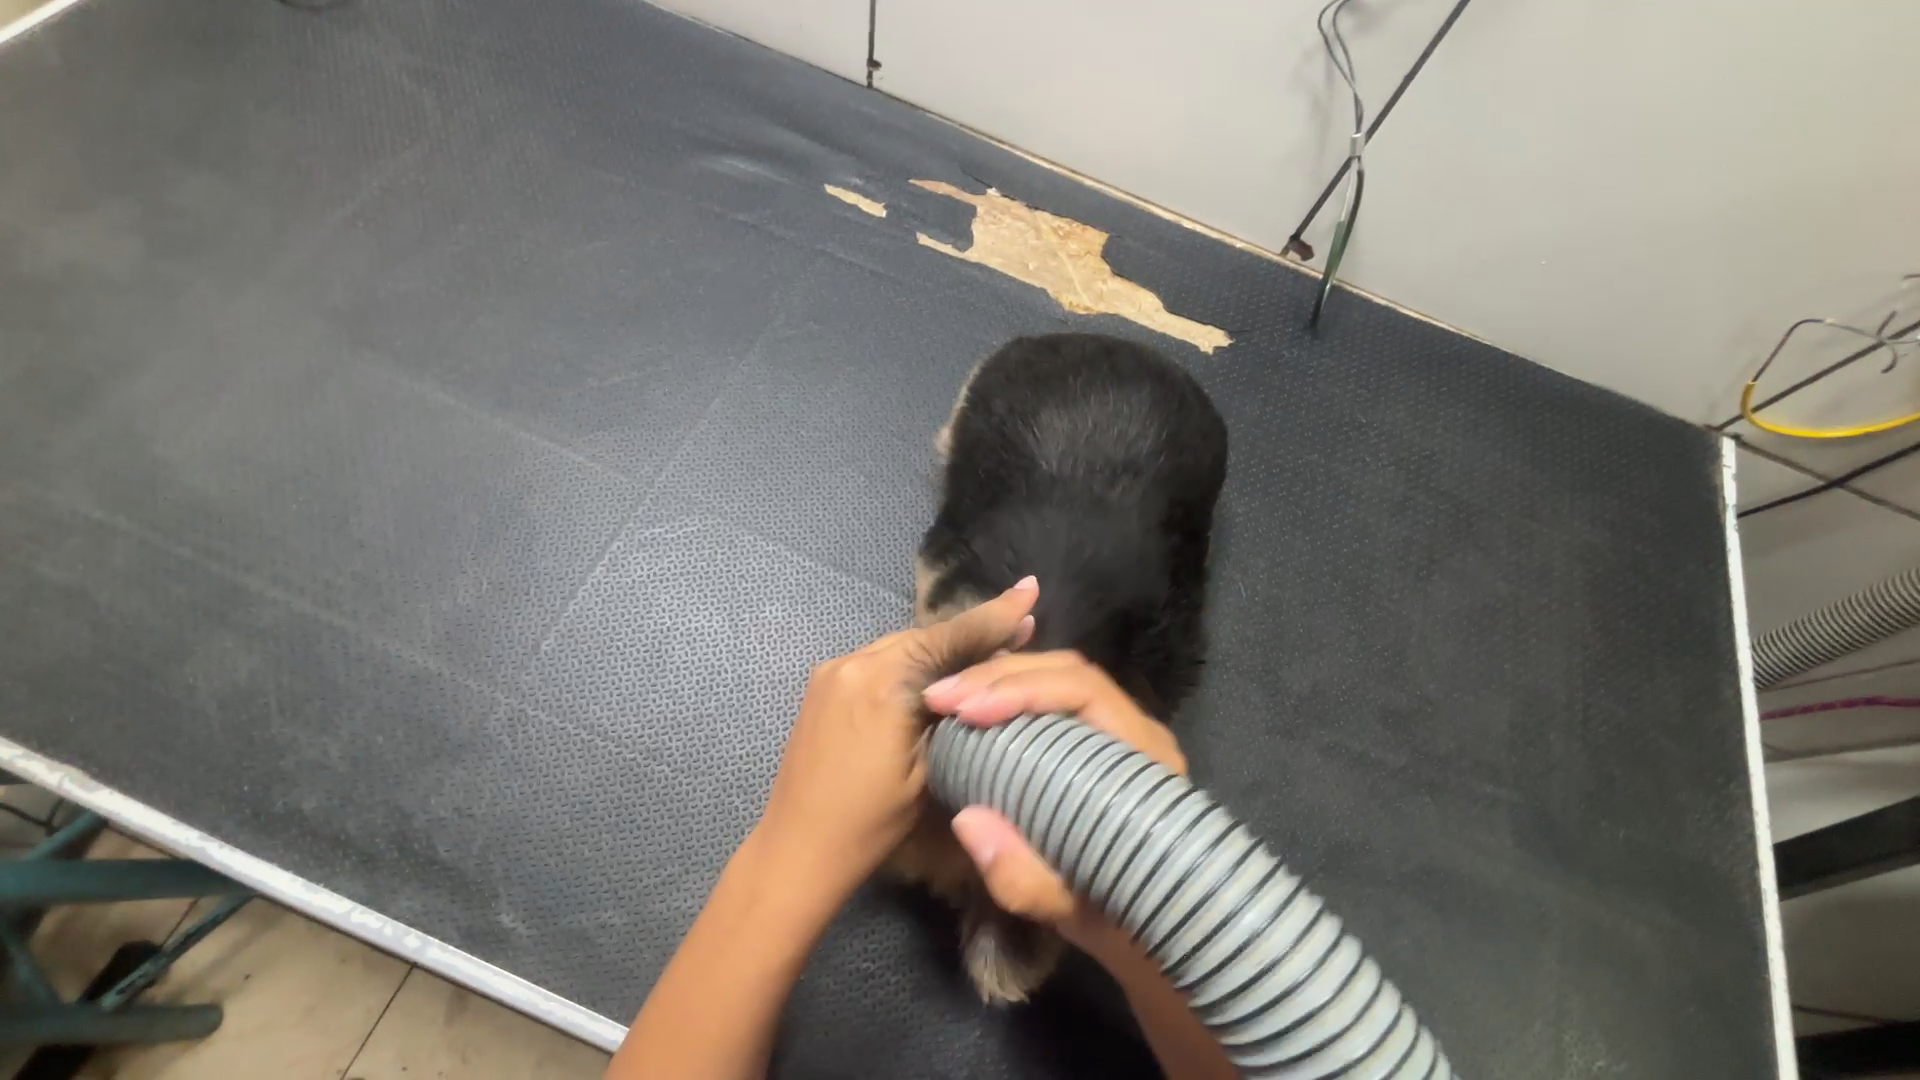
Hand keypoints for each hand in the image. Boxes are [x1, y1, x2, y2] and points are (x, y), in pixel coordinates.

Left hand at [757, 577, 1038, 897]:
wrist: (797, 848)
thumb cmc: (871, 823)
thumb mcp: (930, 771)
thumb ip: (956, 716)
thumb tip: (987, 678)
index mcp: (883, 684)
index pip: (951, 638)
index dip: (996, 616)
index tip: (1031, 588)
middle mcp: (854, 662)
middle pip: (926, 637)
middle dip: (973, 632)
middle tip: (1022, 625)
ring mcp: (833, 670)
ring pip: (903, 646)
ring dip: (943, 647)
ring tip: (988, 647)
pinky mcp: (824, 683)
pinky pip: (880, 660)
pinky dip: (912, 662)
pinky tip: (937, 671)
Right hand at [920, 650, 1185, 960]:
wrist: (1157, 929)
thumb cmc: (1124, 918)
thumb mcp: (1074, 912)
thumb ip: (1025, 877)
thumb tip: (966, 820)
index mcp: (1144, 757)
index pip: (1085, 691)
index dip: (1023, 690)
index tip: (969, 710)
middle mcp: (1135, 731)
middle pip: (1067, 672)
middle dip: (998, 677)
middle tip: (941, 696)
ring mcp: (1116, 731)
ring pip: (1057, 677)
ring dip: (998, 680)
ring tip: (948, 697)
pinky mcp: (1094, 740)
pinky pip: (1051, 700)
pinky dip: (1007, 695)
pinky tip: (973, 706)